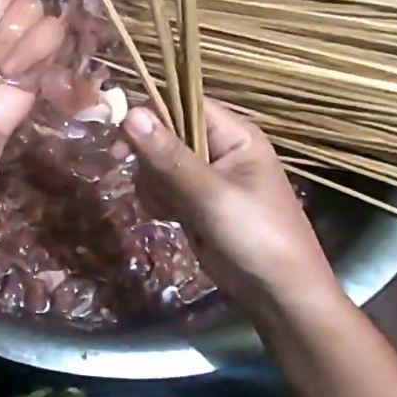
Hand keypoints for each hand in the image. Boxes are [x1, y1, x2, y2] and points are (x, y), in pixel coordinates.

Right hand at [121, 100, 340, 313]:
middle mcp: (218, 147)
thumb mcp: (210, 194)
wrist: (276, 293)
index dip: (149, 115)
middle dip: (149, 159)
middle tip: (147, 182)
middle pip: (163, 133)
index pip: (182, 103)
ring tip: (170, 208)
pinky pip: (159, 186)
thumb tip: (129, 113)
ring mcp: (204, 175)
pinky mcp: (192, 199)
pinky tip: (167, 218)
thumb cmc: (256, 236)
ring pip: (155, 162)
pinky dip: (156, 200)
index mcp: (234, 134)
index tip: (119, 139)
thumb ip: (168, 156)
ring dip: (151, 184)